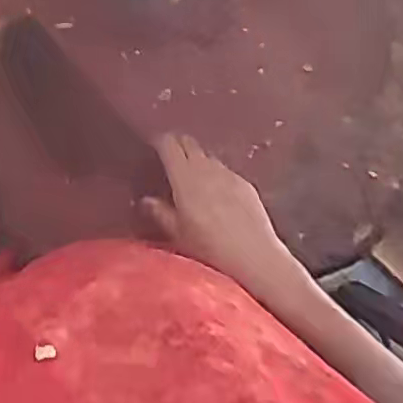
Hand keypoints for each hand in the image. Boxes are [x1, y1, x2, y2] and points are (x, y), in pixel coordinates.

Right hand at [141, 134, 310, 297]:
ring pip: (207, 157)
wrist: (257, 259)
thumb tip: (146, 200)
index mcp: (184, 176)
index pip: (169, 144)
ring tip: (194, 180)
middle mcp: (206, 167)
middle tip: (170, 160)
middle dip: (178, 146)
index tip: (153, 149)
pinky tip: (219, 197)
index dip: (160, 142)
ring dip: (198, 161)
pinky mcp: (246, 184)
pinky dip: (217, 176)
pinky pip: (225, 171)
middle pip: (188, 143)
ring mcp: (228, 174)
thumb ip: (160, 212)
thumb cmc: (210, 248)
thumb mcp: (178, 234)